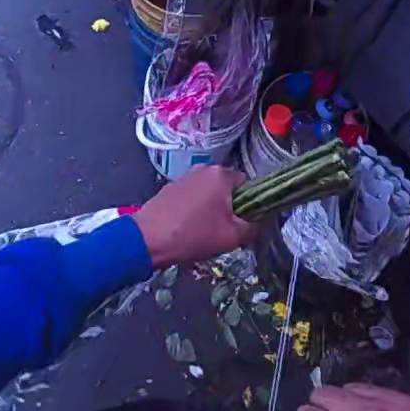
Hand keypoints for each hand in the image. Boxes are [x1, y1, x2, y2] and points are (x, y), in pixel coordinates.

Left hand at [132, 164, 251, 267]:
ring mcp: (184, 177)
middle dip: (230, 206)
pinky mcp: (169, 188)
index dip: (250, 204)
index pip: (248, 184)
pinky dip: (195, 208)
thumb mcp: (232, 237)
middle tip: (225, 229)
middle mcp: (203, 169)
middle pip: (228, 187)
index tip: (243, 222)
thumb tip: (263, 221)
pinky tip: (188, 227)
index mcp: (221, 174)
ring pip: (209, 192)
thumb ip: (255, 227)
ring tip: (205, 230)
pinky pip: (192, 196)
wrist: (146, 241)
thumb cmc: (193, 235)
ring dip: (211, 207)